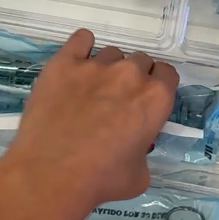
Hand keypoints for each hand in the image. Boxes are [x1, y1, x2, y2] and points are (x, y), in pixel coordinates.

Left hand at [0, 29, 178, 219]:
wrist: (51, 174)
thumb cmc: (100, 180)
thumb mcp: (139, 175)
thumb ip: (144, 151)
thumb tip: (135, 147)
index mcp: (155, 98)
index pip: (167, 74)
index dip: (157, 87)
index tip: (145, 101)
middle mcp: (129, 74)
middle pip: (140, 61)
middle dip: (133, 79)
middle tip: (117, 101)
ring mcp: (95, 65)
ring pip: (111, 53)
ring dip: (107, 68)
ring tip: (91, 91)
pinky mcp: (63, 63)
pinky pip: (80, 39)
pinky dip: (82, 46)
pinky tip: (76, 61)